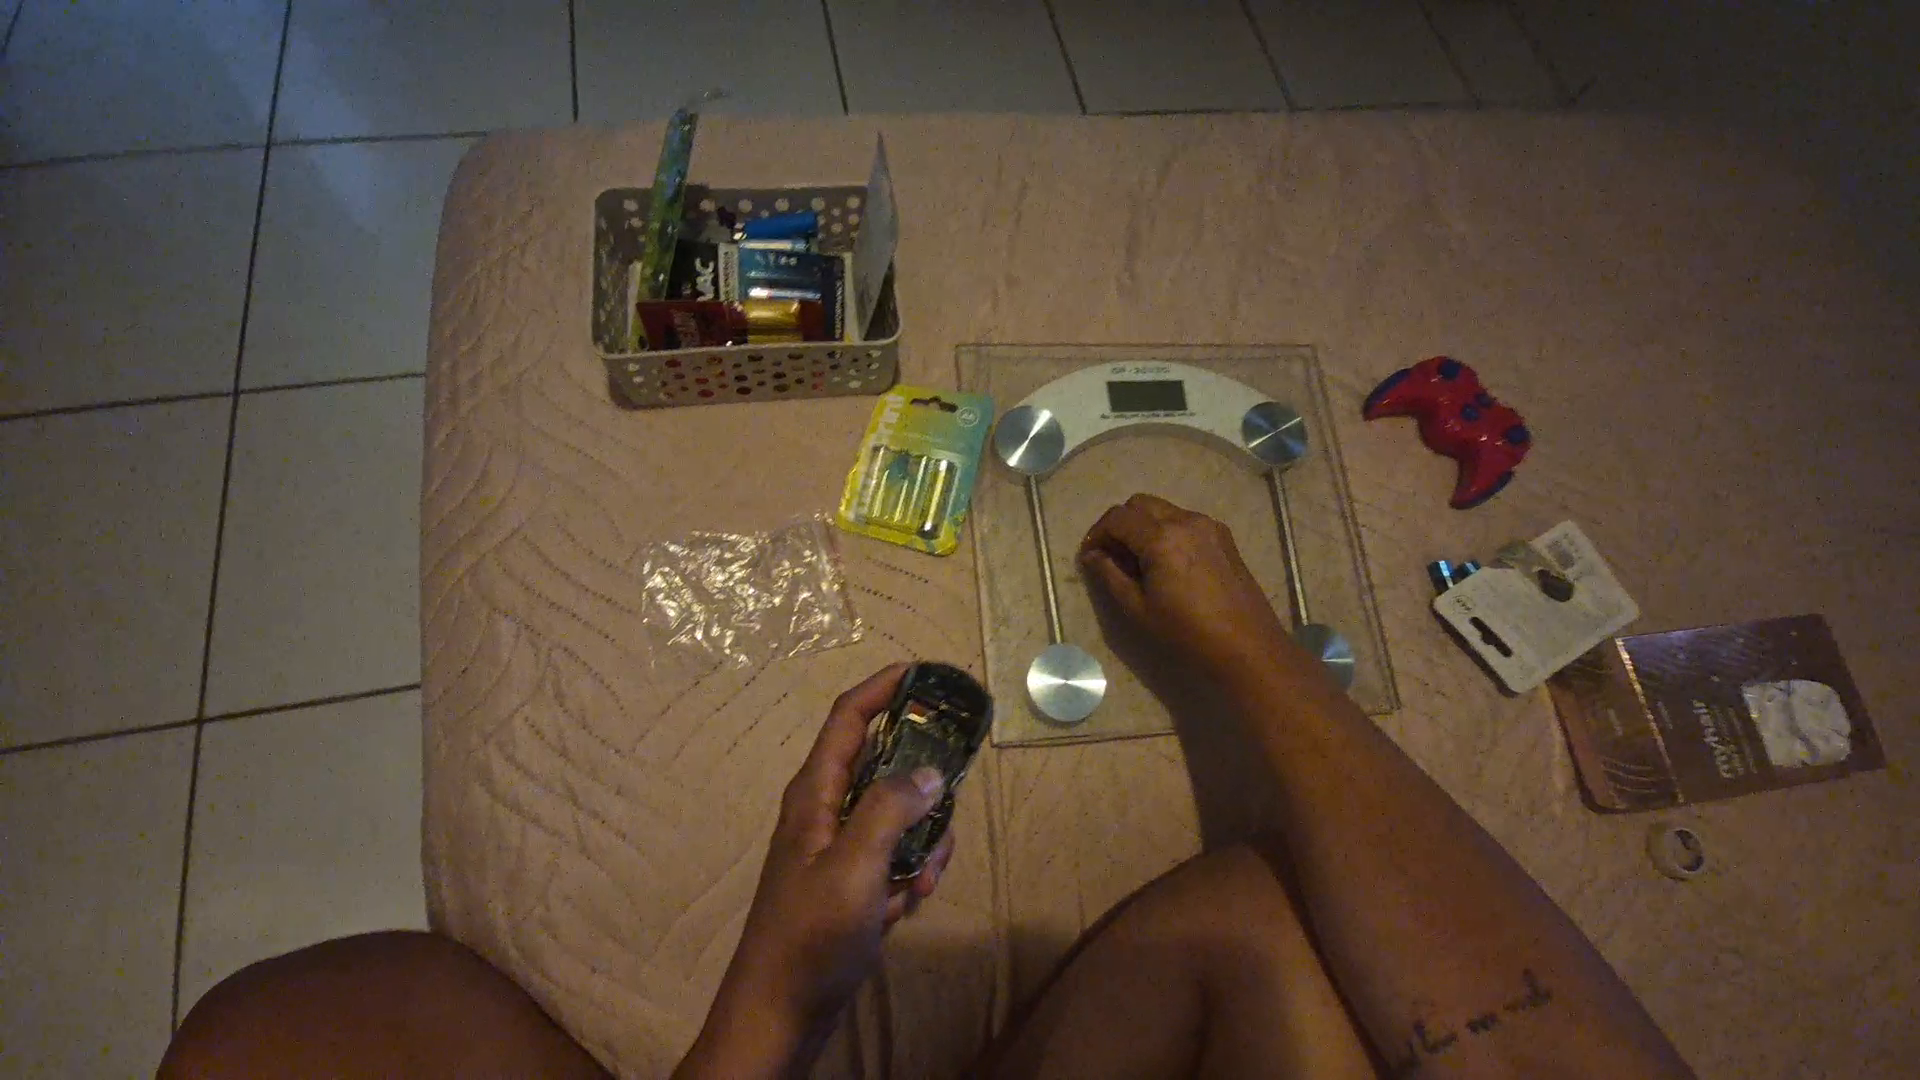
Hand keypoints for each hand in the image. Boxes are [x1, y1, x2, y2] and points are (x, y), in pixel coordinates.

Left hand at [677, 664, 955, 1078]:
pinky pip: (896, 854)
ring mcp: (840, 846)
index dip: (882, 687)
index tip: (924, 670)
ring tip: (923, 875)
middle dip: (923, 776)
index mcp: (816, 792)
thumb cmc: (809, 936)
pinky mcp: (853, 879)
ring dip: (922, 837)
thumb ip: (891, 810)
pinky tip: (910, 901)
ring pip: (899, 813)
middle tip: (953, 788)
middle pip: (884, 762)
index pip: (849, 718)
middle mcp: (827, 809)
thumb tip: (931, 769)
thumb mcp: (855, 868)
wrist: (778, 1017)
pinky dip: (912, 870)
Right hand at [1079, 493, 1298, 678]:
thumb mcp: (1137, 608)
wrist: (1247, 647)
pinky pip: (1186, 521)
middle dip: (1120, 524)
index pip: (1117, 517)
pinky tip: (1167, 563)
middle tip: (1111, 555)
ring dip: (1144, 526)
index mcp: (1162, 537)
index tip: (1090, 556)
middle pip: (1140, 504)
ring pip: (1164, 510)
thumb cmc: (1186, 633)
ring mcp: (1209, 527)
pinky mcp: (1224, 538)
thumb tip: (1092, 555)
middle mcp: (1186, 521)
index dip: (1097, 533)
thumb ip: (1109, 575)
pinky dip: (1167, 531)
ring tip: (1138, 561)